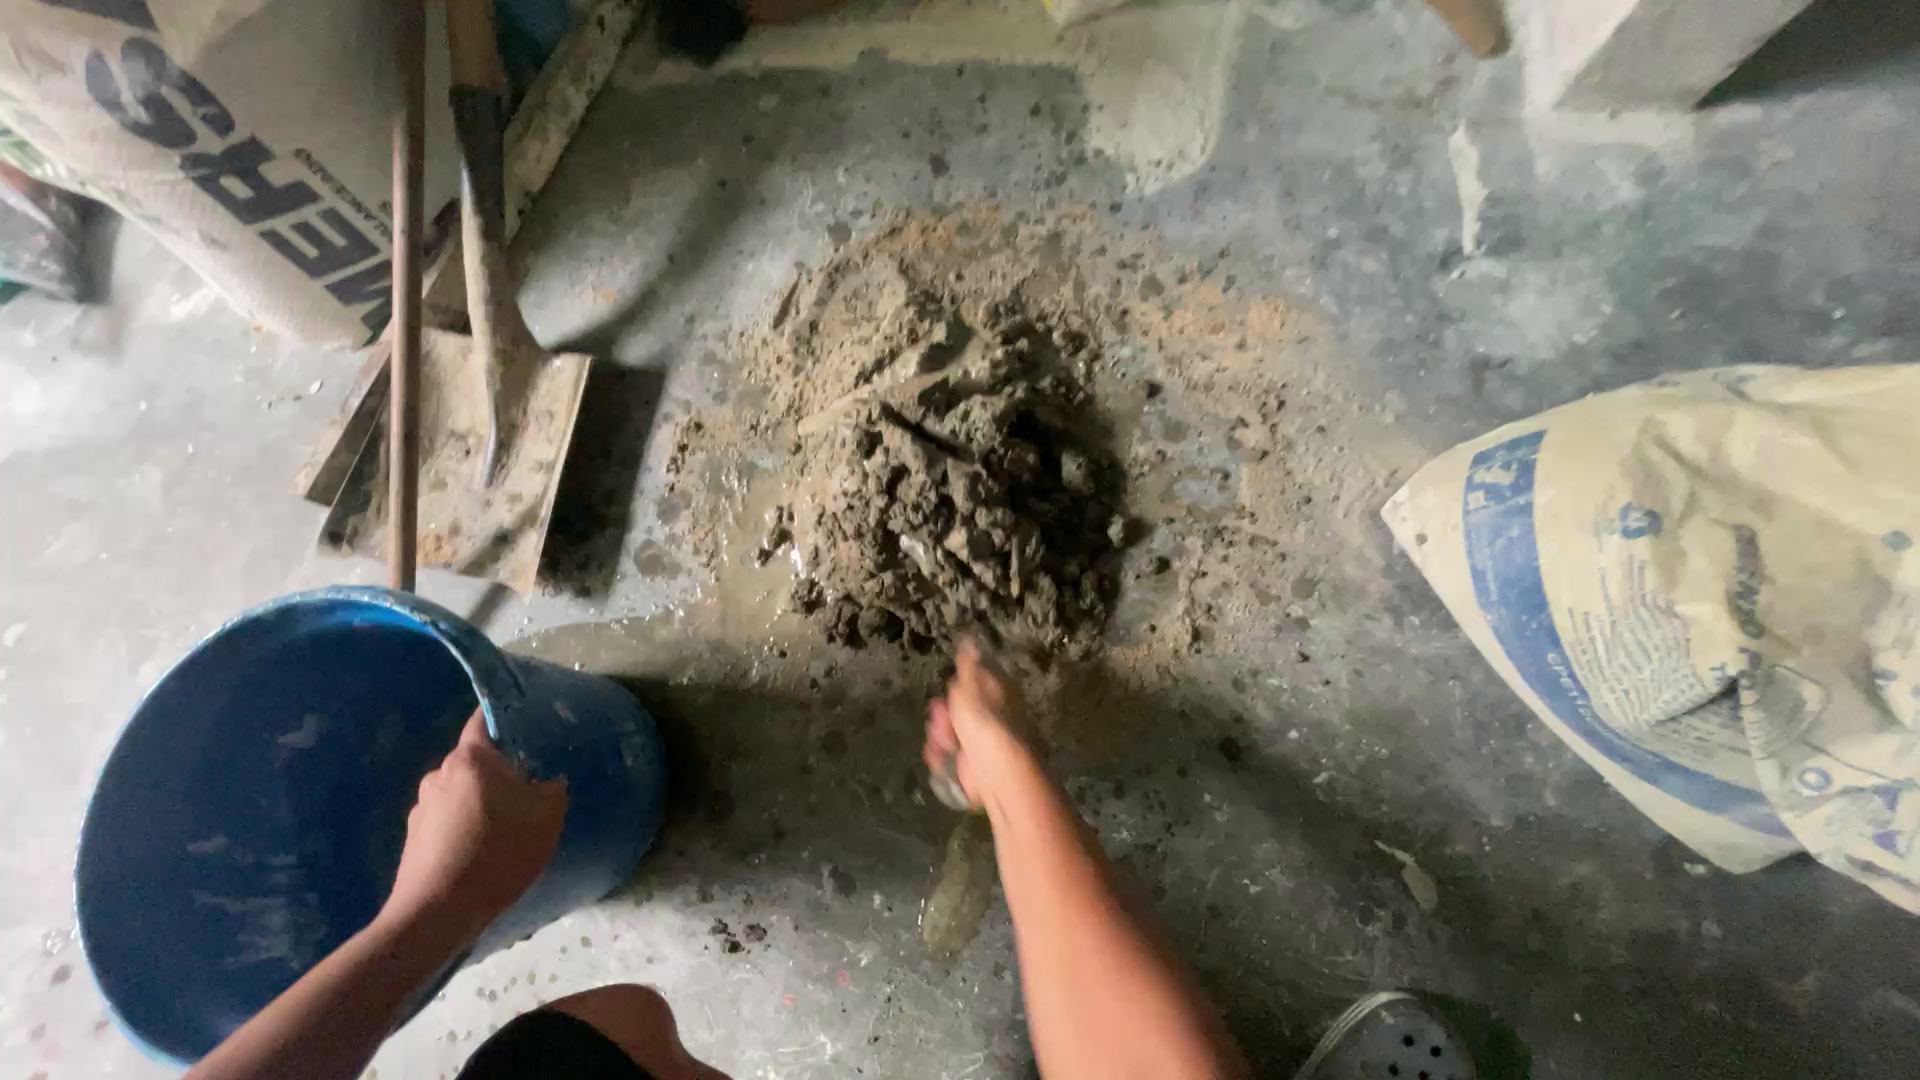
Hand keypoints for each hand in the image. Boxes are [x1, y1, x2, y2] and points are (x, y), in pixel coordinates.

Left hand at [381, 711, 567, 938]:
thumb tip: (546, 782)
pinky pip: (448, 818)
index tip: (528, 725)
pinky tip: (483, 848)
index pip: (484, 719)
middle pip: (476, 760)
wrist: (437, 913)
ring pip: (462, 790)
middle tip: (528, 784)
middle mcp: (439, 775)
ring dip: (482, 800)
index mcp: (471, 759)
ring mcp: (421, 808)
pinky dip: (466, 824)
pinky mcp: (413, 838)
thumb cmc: (498, 851)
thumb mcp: (547, 815)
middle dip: (500, 768)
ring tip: (507, 823)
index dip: (507, 718)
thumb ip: (551, 788)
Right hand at [924, 639, 1037, 809]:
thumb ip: (968, 663)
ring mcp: (982, 741)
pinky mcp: (971, 764)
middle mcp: (992, 715)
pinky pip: (947, 755)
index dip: (956, 686)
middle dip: (942, 714)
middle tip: (940, 717)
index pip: (973, 682)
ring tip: (943, 742)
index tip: (947, 689)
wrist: (994, 768)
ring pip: (948, 732)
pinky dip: (940, 756)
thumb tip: (970, 639)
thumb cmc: (984, 719)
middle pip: (956, 709)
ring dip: (939, 736)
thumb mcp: (972, 682)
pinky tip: (941, 756)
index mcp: (998, 691)